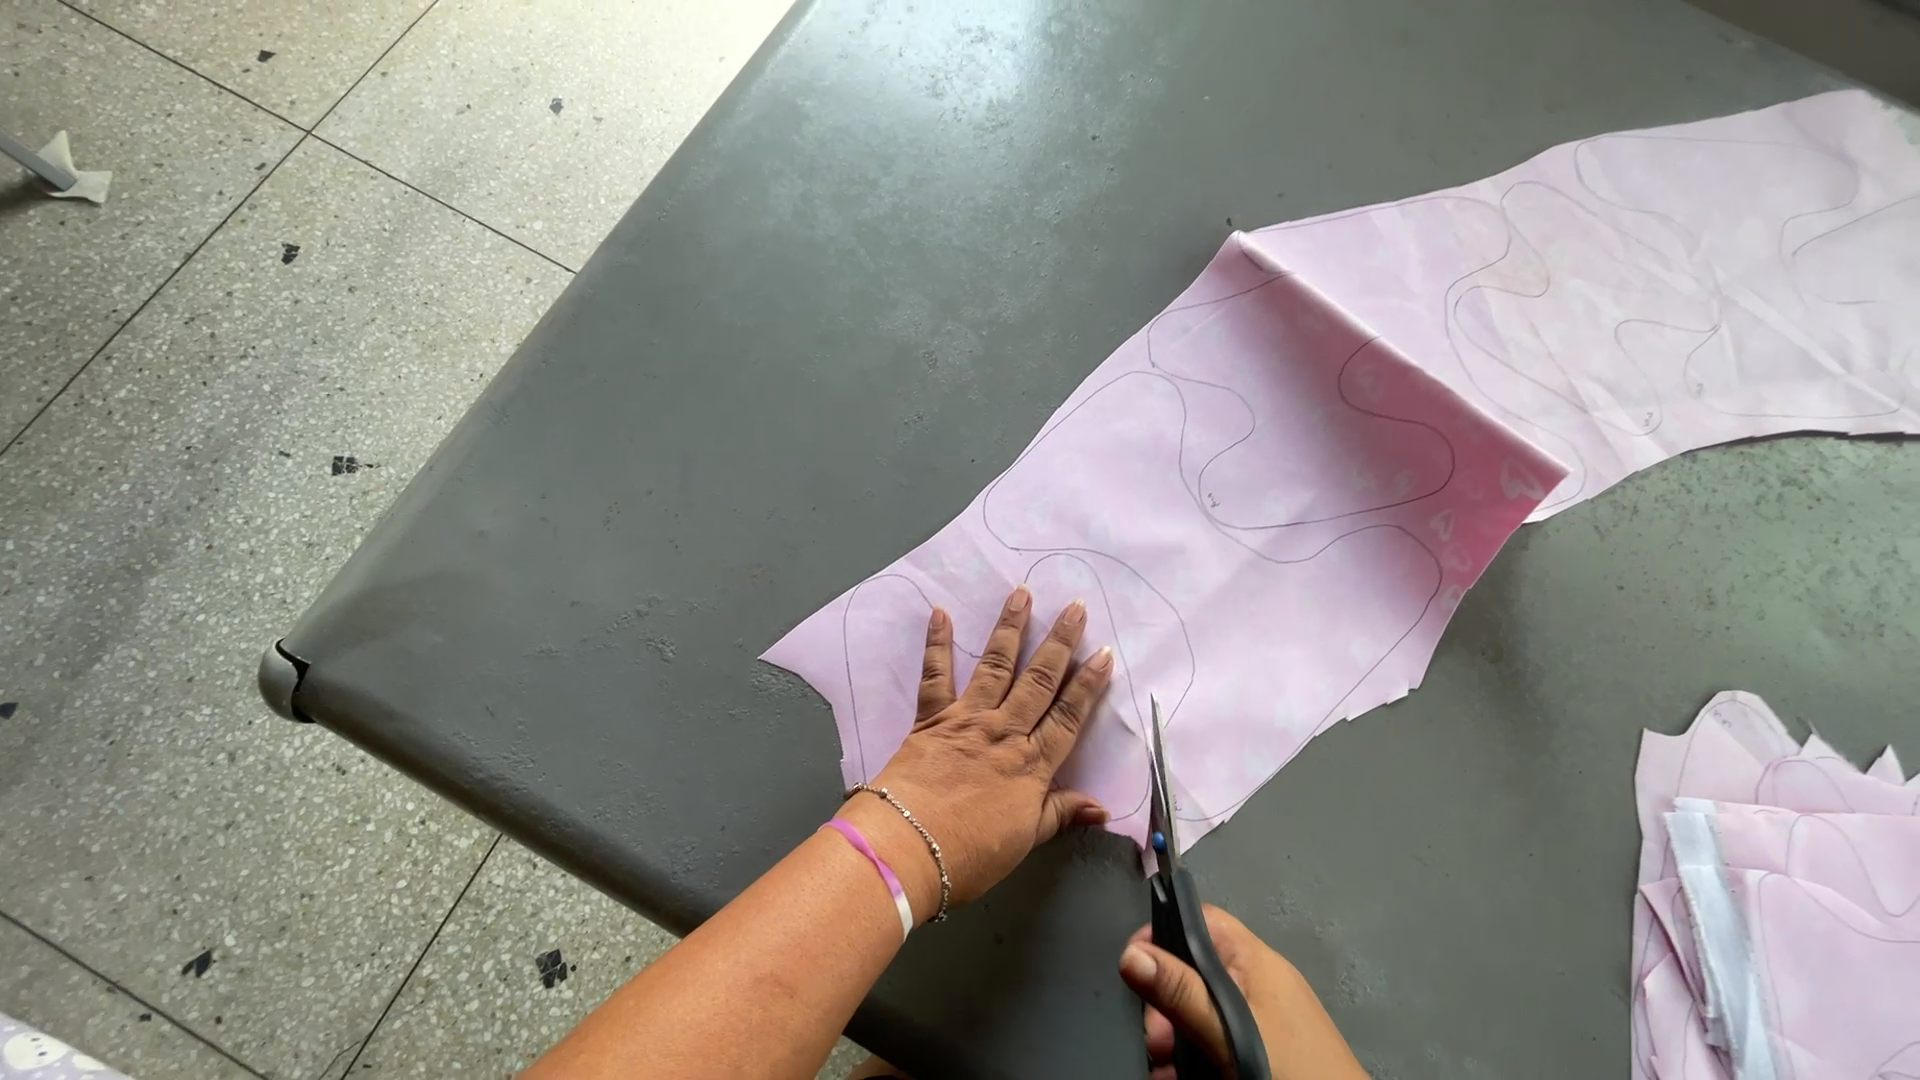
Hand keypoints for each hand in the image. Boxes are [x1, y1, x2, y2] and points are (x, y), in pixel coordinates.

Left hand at [841, 585, 1112, 917]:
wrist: (908, 848)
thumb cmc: (970, 853)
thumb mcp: (1025, 840)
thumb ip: (1059, 814)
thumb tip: (1101, 808)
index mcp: (1031, 765)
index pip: (1068, 717)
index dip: (1089, 685)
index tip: (1104, 654)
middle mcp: (1004, 732)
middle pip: (1039, 681)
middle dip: (1059, 642)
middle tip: (1075, 607)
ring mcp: (967, 720)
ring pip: (996, 666)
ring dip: (1010, 629)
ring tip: (1023, 594)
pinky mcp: (931, 718)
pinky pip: (936, 675)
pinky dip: (937, 643)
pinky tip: (940, 614)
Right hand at [1119, 904, 1368, 1079]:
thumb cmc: (1294, 1070)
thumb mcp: (1231, 1032)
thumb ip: (1181, 993)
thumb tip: (1129, 953)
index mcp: (1252, 959)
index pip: (1198, 920)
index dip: (1160, 933)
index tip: (1132, 966)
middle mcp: (1254, 983)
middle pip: (1191, 970)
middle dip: (1163, 1001)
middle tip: (1156, 1040)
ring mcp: (1258, 1020)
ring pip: (1197, 1012)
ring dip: (1172, 1037)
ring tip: (1163, 1068)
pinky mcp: (1259, 1052)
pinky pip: (1214, 1041)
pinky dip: (1191, 1057)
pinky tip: (1175, 1078)